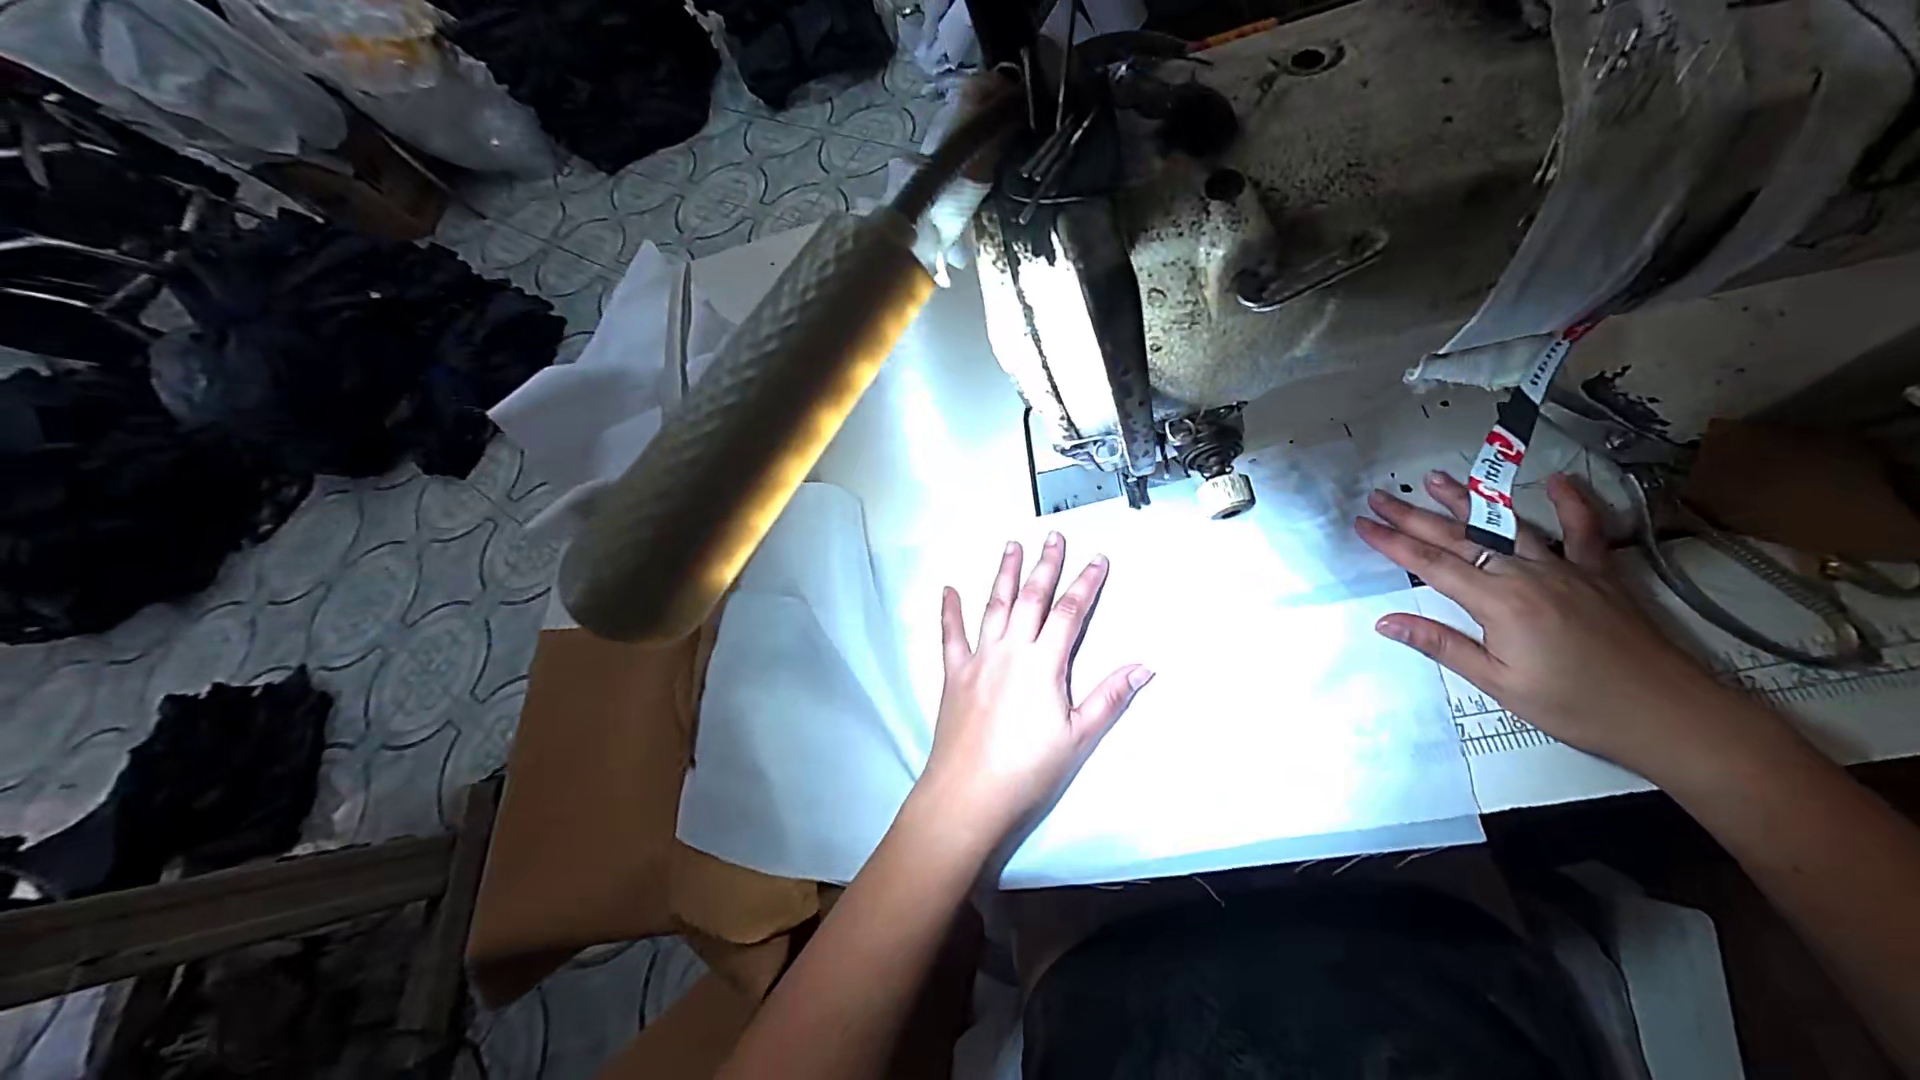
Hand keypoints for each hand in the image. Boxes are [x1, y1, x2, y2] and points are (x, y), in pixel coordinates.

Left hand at [915, 532, 1153, 847]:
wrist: (969, 792)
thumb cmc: (1027, 769)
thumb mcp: (1079, 736)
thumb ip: (1109, 697)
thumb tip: (1143, 666)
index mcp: (1043, 664)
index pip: (1070, 613)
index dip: (1086, 583)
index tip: (1097, 559)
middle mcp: (1010, 651)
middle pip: (1031, 598)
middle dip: (1046, 565)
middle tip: (1053, 537)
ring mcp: (978, 659)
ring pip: (994, 606)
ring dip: (1004, 574)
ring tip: (1012, 546)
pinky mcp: (954, 674)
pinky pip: (951, 635)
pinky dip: (950, 611)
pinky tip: (948, 590)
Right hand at [1355, 470, 1757, 776]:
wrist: (1671, 716)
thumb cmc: (1576, 707)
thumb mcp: (1497, 682)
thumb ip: (1441, 644)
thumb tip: (1386, 621)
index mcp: (1498, 602)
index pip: (1430, 564)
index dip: (1392, 542)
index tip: (1362, 524)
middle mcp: (1528, 574)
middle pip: (1459, 538)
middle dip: (1413, 516)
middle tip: (1381, 497)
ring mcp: (1566, 570)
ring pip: (1507, 526)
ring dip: (1469, 500)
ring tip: (1437, 479)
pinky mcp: (1600, 575)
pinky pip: (1584, 532)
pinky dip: (1572, 504)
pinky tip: (1558, 482)